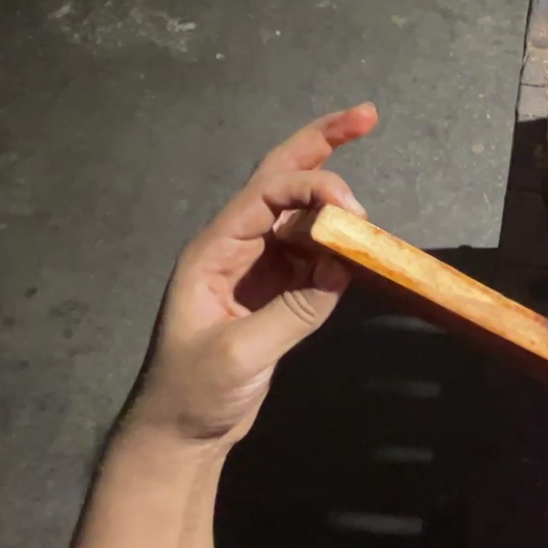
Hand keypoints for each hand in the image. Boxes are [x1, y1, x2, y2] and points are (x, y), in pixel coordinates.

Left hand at [124, 104, 378, 448]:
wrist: (180, 432)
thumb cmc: (193, 392)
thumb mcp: (239, 354)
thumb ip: (294, 309)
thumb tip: (344, 267)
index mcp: (216, 249)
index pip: (268, 194)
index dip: (315, 187)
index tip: (356, 210)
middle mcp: (238, 246)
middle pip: (281, 180)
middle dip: (321, 144)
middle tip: (366, 115)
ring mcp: (260, 268)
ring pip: (303, 218)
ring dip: (336, 209)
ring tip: (367, 216)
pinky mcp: (278, 293)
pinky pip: (316, 257)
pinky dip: (339, 250)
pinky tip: (358, 253)